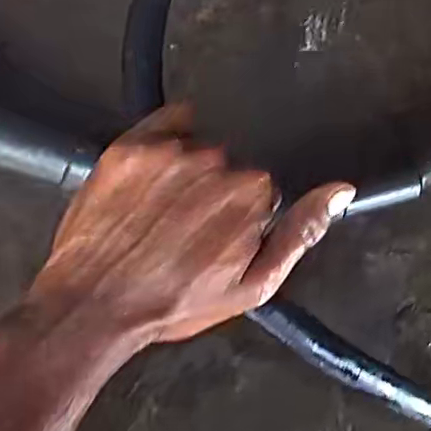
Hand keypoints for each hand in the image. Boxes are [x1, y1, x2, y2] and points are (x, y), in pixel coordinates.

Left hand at [21, 104, 353, 352]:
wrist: (91, 308)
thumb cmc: (172, 301)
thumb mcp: (255, 284)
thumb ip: (303, 230)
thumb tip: (339, 191)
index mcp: (253, 193)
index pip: (263, 189)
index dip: (244, 217)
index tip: (220, 238)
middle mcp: (217, 163)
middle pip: (233, 166)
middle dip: (216, 194)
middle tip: (186, 233)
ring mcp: (172, 152)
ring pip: (201, 148)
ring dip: (189, 173)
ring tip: (161, 216)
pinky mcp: (133, 147)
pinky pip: (169, 122)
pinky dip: (169, 139)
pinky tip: (155, 178)